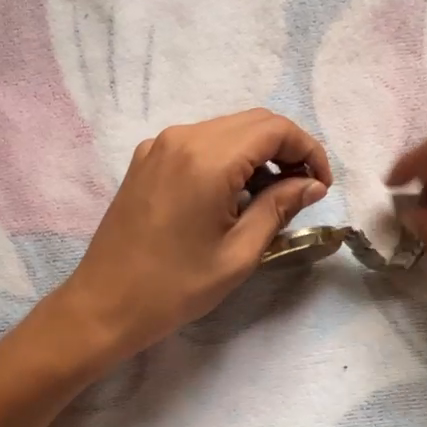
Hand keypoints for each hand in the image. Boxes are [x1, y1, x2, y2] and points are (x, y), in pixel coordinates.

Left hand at [57, 110, 329, 358]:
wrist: (105, 303)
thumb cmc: (175, 287)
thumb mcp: (239, 253)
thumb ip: (279, 207)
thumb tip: (311, 184)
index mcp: (207, 158)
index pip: (274, 129)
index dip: (308, 150)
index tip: (322, 186)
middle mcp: (182, 138)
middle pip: (251, 122)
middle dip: (286, 149)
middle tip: (304, 191)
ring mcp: (158, 146)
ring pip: (225, 131)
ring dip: (257, 154)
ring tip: (272, 198)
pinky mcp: (145, 161)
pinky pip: (198, 144)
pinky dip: (226, 159)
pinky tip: (234, 196)